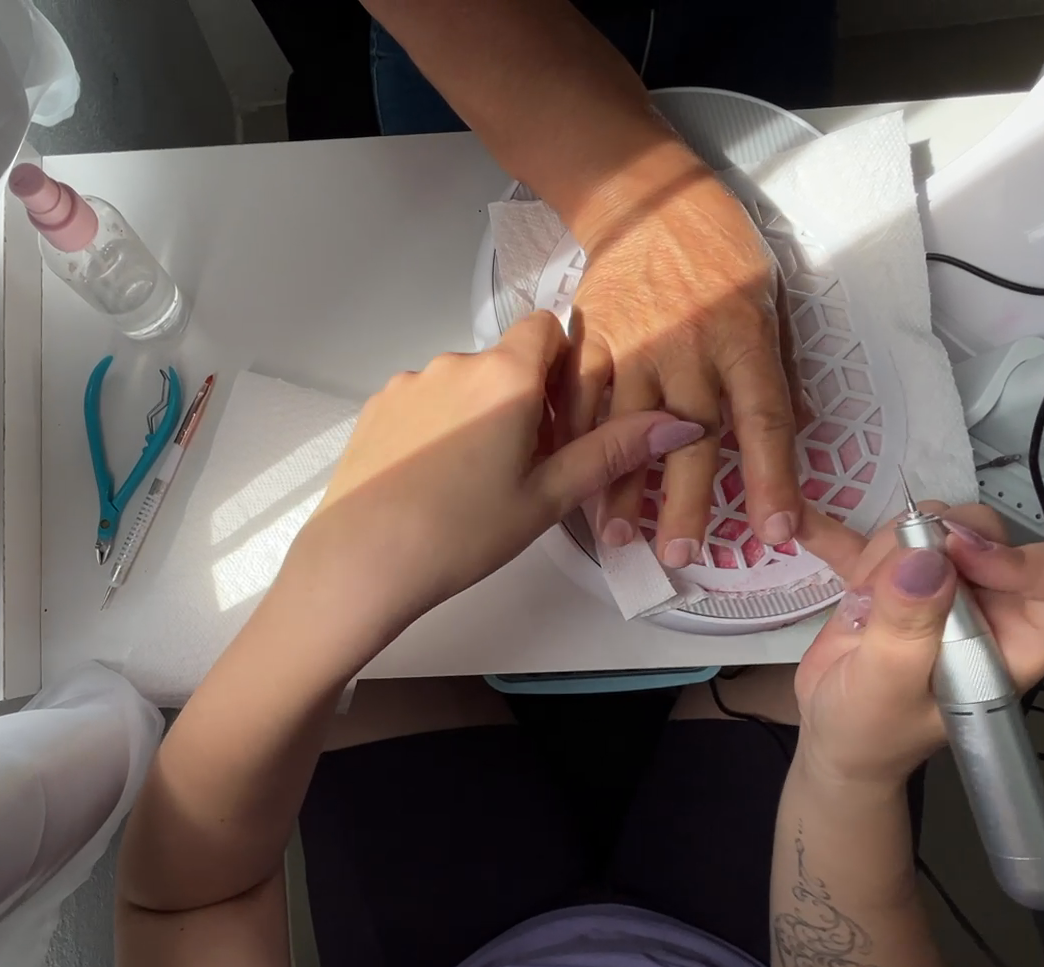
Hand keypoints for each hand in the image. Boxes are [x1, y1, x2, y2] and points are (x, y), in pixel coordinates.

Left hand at [286, 311, 701, 635]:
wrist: (362, 561)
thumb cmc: (461, 534)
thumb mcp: (544, 497)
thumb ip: (611, 453)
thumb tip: (680, 424)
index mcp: (503, 376)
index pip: (547, 328)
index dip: (562, 367)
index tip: (560, 420)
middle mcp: (453, 363)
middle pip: (504, 361)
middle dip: (524, 399)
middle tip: (523, 466)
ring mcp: (406, 384)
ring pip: (462, 384)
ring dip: (479, 413)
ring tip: (471, 481)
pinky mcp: (374, 408)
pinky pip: (422, 402)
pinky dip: (438, 425)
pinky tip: (430, 480)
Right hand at [564, 147, 806, 569]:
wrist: (649, 202)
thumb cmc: (718, 250)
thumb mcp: (769, 297)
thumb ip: (771, 365)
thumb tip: (782, 431)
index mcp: (744, 336)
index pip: (764, 420)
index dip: (772, 479)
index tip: (774, 531)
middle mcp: (690, 347)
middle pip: (690, 437)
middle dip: (686, 501)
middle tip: (678, 554)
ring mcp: (633, 344)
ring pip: (627, 427)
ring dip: (621, 485)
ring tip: (616, 536)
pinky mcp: (591, 339)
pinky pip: (582, 398)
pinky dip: (577, 441)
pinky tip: (571, 478)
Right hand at [790, 504, 1043, 786]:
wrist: (834, 736)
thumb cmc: (872, 730)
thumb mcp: (888, 687)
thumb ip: (908, 628)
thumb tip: (923, 559)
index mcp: (1019, 639)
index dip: (1032, 559)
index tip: (962, 562)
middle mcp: (990, 605)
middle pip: (989, 534)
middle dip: (930, 545)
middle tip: (883, 582)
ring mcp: (941, 588)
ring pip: (931, 526)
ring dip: (883, 550)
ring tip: (858, 600)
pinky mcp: (894, 577)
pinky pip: (874, 538)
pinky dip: (836, 530)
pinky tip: (804, 526)